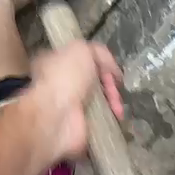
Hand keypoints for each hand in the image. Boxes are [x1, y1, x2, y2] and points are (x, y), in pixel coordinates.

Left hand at [24, 40, 124, 168]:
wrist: (57, 115)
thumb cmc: (65, 76)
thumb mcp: (81, 49)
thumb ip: (98, 52)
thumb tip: (111, 67)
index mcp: (57, 60)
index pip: (84, 59)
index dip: (101, 64)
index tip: (114, 71)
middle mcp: (62, 82)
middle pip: (94, 80)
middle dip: (110, 85)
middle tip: (116, 91)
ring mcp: (71, 105)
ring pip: (99, 100)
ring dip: (113, 103)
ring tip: (117, 109)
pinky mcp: (80, 125)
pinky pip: (100, 119)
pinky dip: (111, 119)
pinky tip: (116, 119)